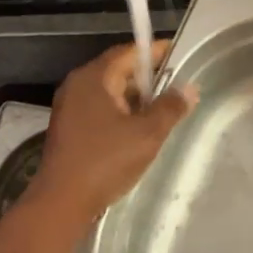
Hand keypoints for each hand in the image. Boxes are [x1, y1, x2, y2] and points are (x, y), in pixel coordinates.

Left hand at [29, 41, 194, 222]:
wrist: (62, 200)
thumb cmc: (105, 161)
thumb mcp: (146, 134)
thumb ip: (170, 108)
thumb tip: (189, 88)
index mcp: (94, 78)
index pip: (128, 52)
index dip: (154, 52)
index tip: (178, 53)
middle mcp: (77, 85)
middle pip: (117, 70)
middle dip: (146, 78)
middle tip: (175, 88)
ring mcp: (69, 108)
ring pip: (108, 93)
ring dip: (134, 99)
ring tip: (161, 112)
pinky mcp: (68, 128)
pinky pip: (98, 110)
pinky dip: (119, 113)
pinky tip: (137, 131)